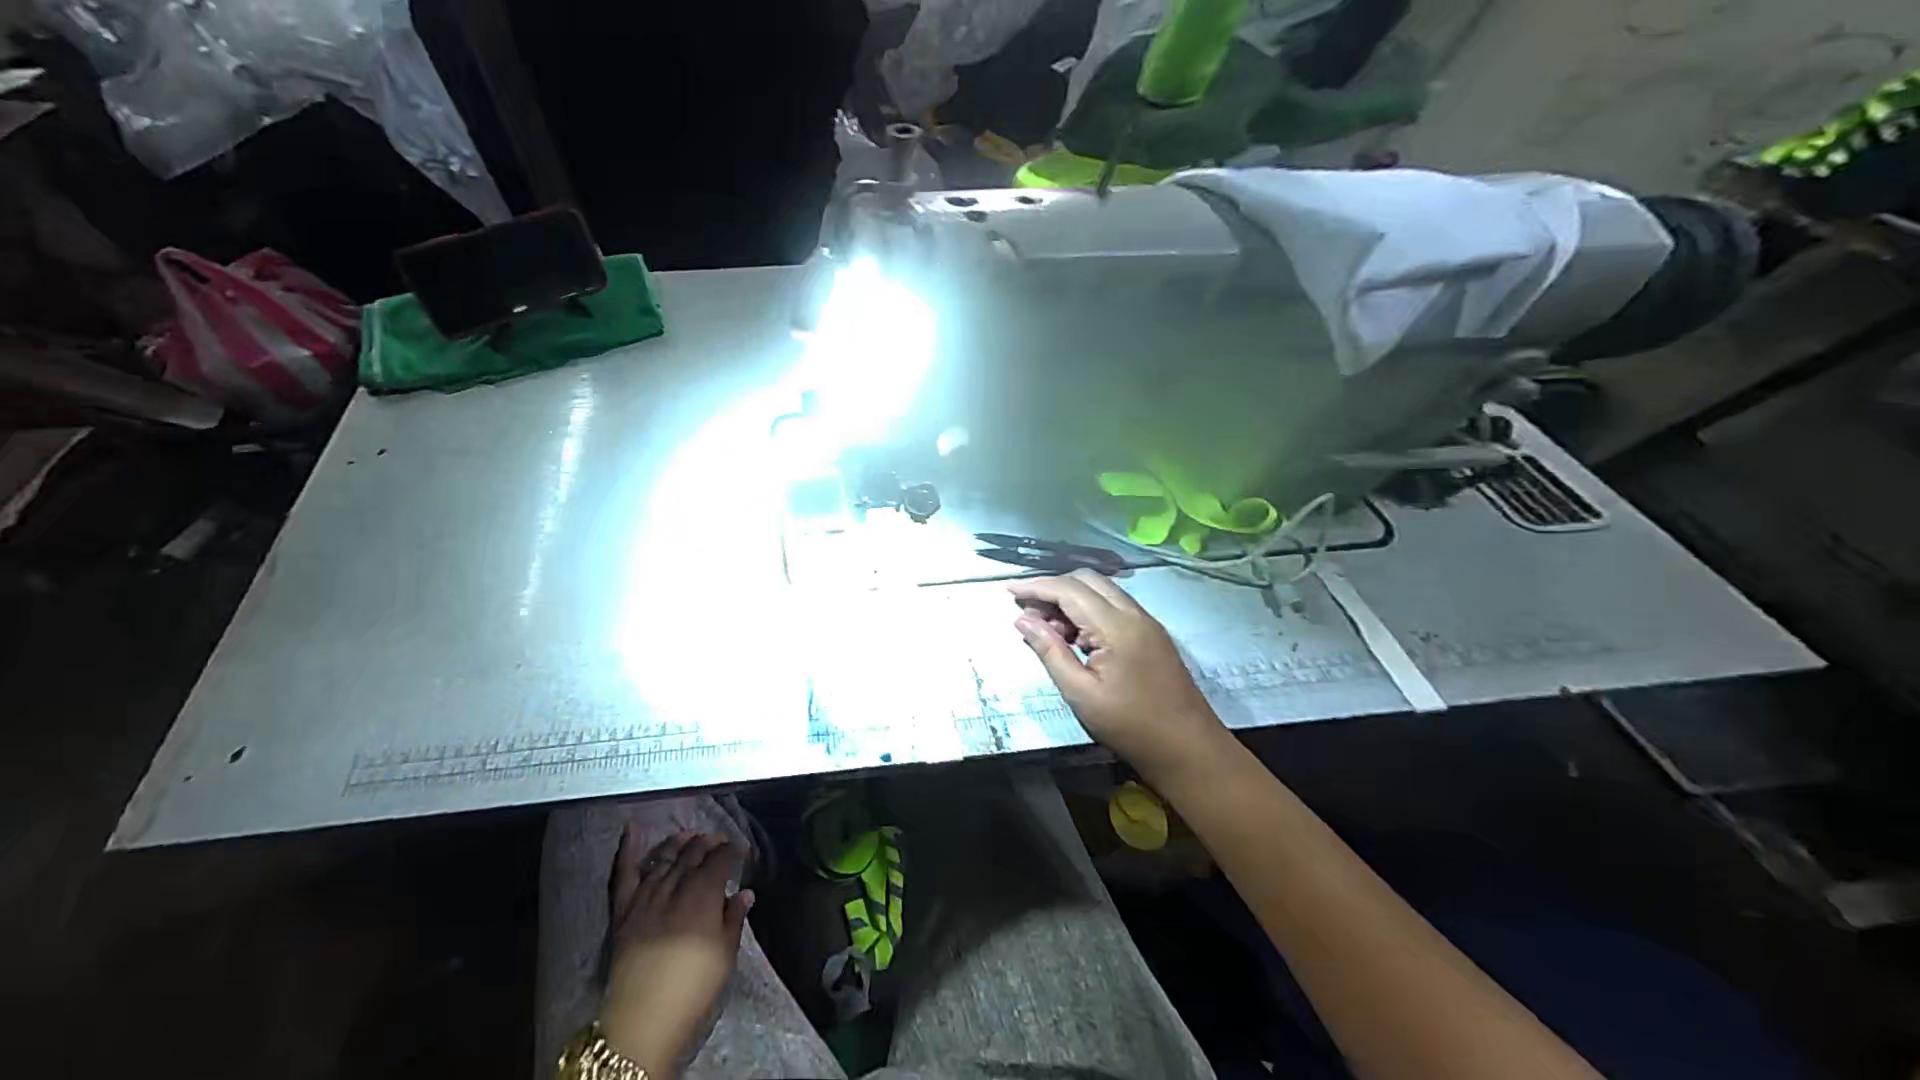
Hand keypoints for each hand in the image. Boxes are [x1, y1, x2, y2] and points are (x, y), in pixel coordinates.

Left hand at [598, 828, 752, 1079]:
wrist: (641, 1024)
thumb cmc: (693, 992)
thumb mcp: (725, 957)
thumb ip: (733, 920)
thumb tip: (744, 893)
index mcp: (703, 897)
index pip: (720, 861)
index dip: (732, 851)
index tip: (741, 849)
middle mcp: (674, 889)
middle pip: (692, 856)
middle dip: (708, 843)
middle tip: (718, 839)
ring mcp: (645, 898)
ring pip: (664, 859)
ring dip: (678, 843)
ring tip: (690, 834)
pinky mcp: (623, 912)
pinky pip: (624, 875)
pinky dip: (628, 850)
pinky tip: (632, 830)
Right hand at [1009, 570, 1231, 778]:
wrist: (1187, 747)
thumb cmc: (1129, 725)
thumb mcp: (1080, 692)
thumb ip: (1050, 651)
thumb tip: (1023, 620)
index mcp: (1116, 626)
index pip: (1069, 589)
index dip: (1036, 586)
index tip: (1009, 590)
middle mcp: (1134, 614)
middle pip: (1087, 580)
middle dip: (1053, 588)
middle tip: (1028, 611)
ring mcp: (1147, 622)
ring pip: (1103, 591)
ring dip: (1072, 598)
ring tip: (1049, 628)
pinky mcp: (1152, 634)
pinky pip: (1115, 606)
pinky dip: (1090, 610)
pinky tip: (1077, 637)